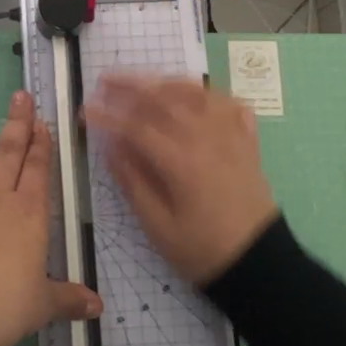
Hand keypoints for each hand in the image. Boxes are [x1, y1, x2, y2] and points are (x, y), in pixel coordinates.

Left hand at [0, 88, 101, 345]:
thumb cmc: (3, 308)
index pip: (39, 169)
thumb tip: (98, 306)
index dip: (42, 144)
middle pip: (9, 152)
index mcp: (28, 215)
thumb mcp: (43, 305)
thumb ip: (69, 298)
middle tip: (20, 94)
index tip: (43, 120)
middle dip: (17, 121)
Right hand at [83, 75, 278, 284]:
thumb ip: (134, 182)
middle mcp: (206, 139)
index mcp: (181, 162)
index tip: (85, 111)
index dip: (108, 117)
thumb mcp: (158, 227)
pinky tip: (196, 95)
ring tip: (144, 81)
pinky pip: (229, 104)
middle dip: (131, 87)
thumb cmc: (203, 251)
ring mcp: (230, 137)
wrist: (260, 264)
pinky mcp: (247, 143)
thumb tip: (112, 147)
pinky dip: (209, 94)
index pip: (136, 127)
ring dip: (166, 83)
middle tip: (105, 81)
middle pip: (164, 100)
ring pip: (196, 94)